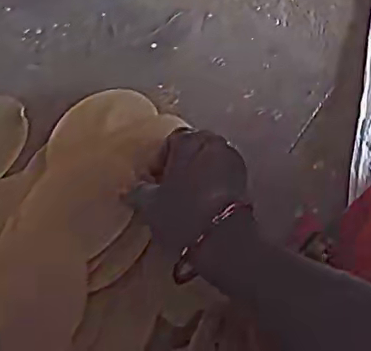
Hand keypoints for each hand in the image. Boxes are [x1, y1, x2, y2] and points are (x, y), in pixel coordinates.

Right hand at [130, 129, 251, 264]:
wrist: (221, 232)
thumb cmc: (180, 212)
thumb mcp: (150, 205)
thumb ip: (138, 192)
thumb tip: (127, 189)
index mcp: (189, 141)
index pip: (172, 139)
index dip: (160, 158)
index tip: (153, 179)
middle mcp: (212, 140)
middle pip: (193, 145)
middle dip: (181, 162)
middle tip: (169, 187)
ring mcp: (231, 154)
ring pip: (209, 156)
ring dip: (198, 169)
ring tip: (186, 194)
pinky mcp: (242, 171)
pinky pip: (222, 168)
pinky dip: (213, 177)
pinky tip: (204, 199)